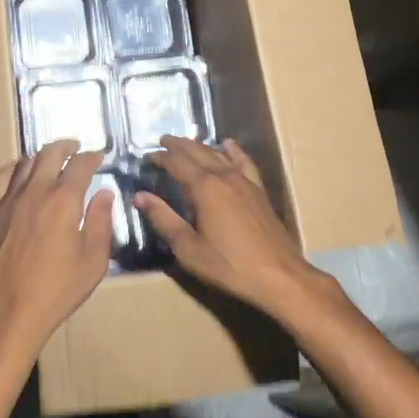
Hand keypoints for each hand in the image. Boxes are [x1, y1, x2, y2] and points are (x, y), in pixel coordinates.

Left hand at [0, 140, 115, 352]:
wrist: (9, 311)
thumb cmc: (57, 290)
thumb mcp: (93, 262)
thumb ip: (100, 223)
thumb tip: (104, 194)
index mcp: (64, 201)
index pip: (81, 164)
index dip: (93, 156)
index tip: (99, 156)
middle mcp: (37, 190)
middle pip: (51, 153)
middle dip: (67, 146)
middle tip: (77, 148)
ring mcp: (11, 198)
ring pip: (27, 161)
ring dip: (43, 155)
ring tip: (53, 158)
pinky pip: (2, 176)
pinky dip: (15, 167)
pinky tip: (21, 171)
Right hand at [135, 136, 329, 322]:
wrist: (278, 276)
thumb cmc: (229, 265)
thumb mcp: (188, 248)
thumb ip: (163, 219)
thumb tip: (140, 196)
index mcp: (204, 188)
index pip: (177, 163)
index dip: (162, 157)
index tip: (149, 157)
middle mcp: (224, 176)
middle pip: (197, 152)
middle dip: (178, 145)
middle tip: (163, 140)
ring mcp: (244, 181)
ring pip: (218, 154)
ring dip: (200, 146)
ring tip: (186, 143)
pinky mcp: (258, 190)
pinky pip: (243, 162)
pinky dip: (233, 151)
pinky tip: (228, 144)